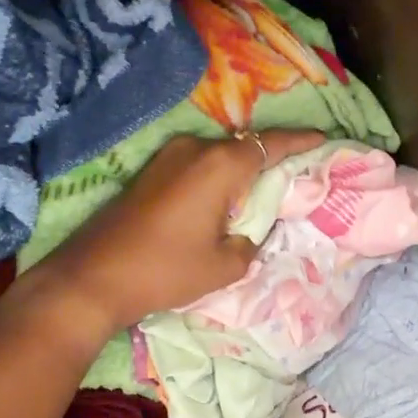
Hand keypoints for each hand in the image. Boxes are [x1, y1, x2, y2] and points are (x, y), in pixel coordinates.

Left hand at [34, 130, 323, 330]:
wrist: (93, 278)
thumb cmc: (166, 270)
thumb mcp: (226, 266)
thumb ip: (252, 242)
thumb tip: (252, 230)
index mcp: (221, 166)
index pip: (272, 144)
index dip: (301, 141)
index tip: (323, 140)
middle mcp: (196, 149)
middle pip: (245, 146)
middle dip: (272, 158)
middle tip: (295, 176)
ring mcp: (169, 157)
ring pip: (220, 156)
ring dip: (241, 170)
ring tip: (260, 194)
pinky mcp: (151, 172)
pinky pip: (198, 166)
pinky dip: (218, 178)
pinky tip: (225, 202)